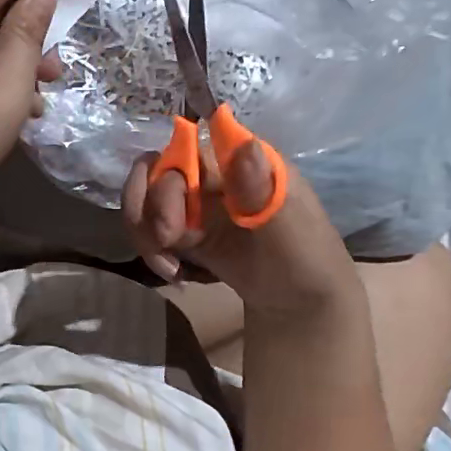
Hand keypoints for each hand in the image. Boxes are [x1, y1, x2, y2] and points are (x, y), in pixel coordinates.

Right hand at [124, 139, 360, 318]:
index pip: (186, 146)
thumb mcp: (289, 226)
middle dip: (151, 209)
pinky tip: (173, 273)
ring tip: (168, 267)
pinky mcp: (181, 229)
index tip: (172, 219)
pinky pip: (147, 228)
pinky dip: (150, 250)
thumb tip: (244, 146)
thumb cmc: (305, 259)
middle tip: (165, 244)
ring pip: (144, 199)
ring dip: (144, 232)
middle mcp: (210, 173)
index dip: (168, 174)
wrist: (299, 304)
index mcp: (239, 160)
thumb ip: (261, 190)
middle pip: (154, 171)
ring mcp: (193, 202)